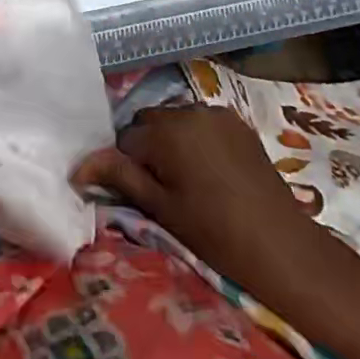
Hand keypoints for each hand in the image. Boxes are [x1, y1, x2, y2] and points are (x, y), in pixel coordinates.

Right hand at [72, 104, 308, 283]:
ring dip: (170, 140)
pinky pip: (200, 122)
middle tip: (160, 185)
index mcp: (165, 132)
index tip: (138, 190)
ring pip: (173, 120)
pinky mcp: (237, 123)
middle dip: (146, 146)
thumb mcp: (160, 207)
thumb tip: (76, 167)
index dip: (126, 165)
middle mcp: (188, 111)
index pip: (124, 139)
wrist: (283, 247)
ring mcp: (216, 114)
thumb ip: (119, 176)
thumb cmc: (214, 232)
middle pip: (148, 123)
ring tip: (185, 177)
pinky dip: (195, 137)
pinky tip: (208, 168)